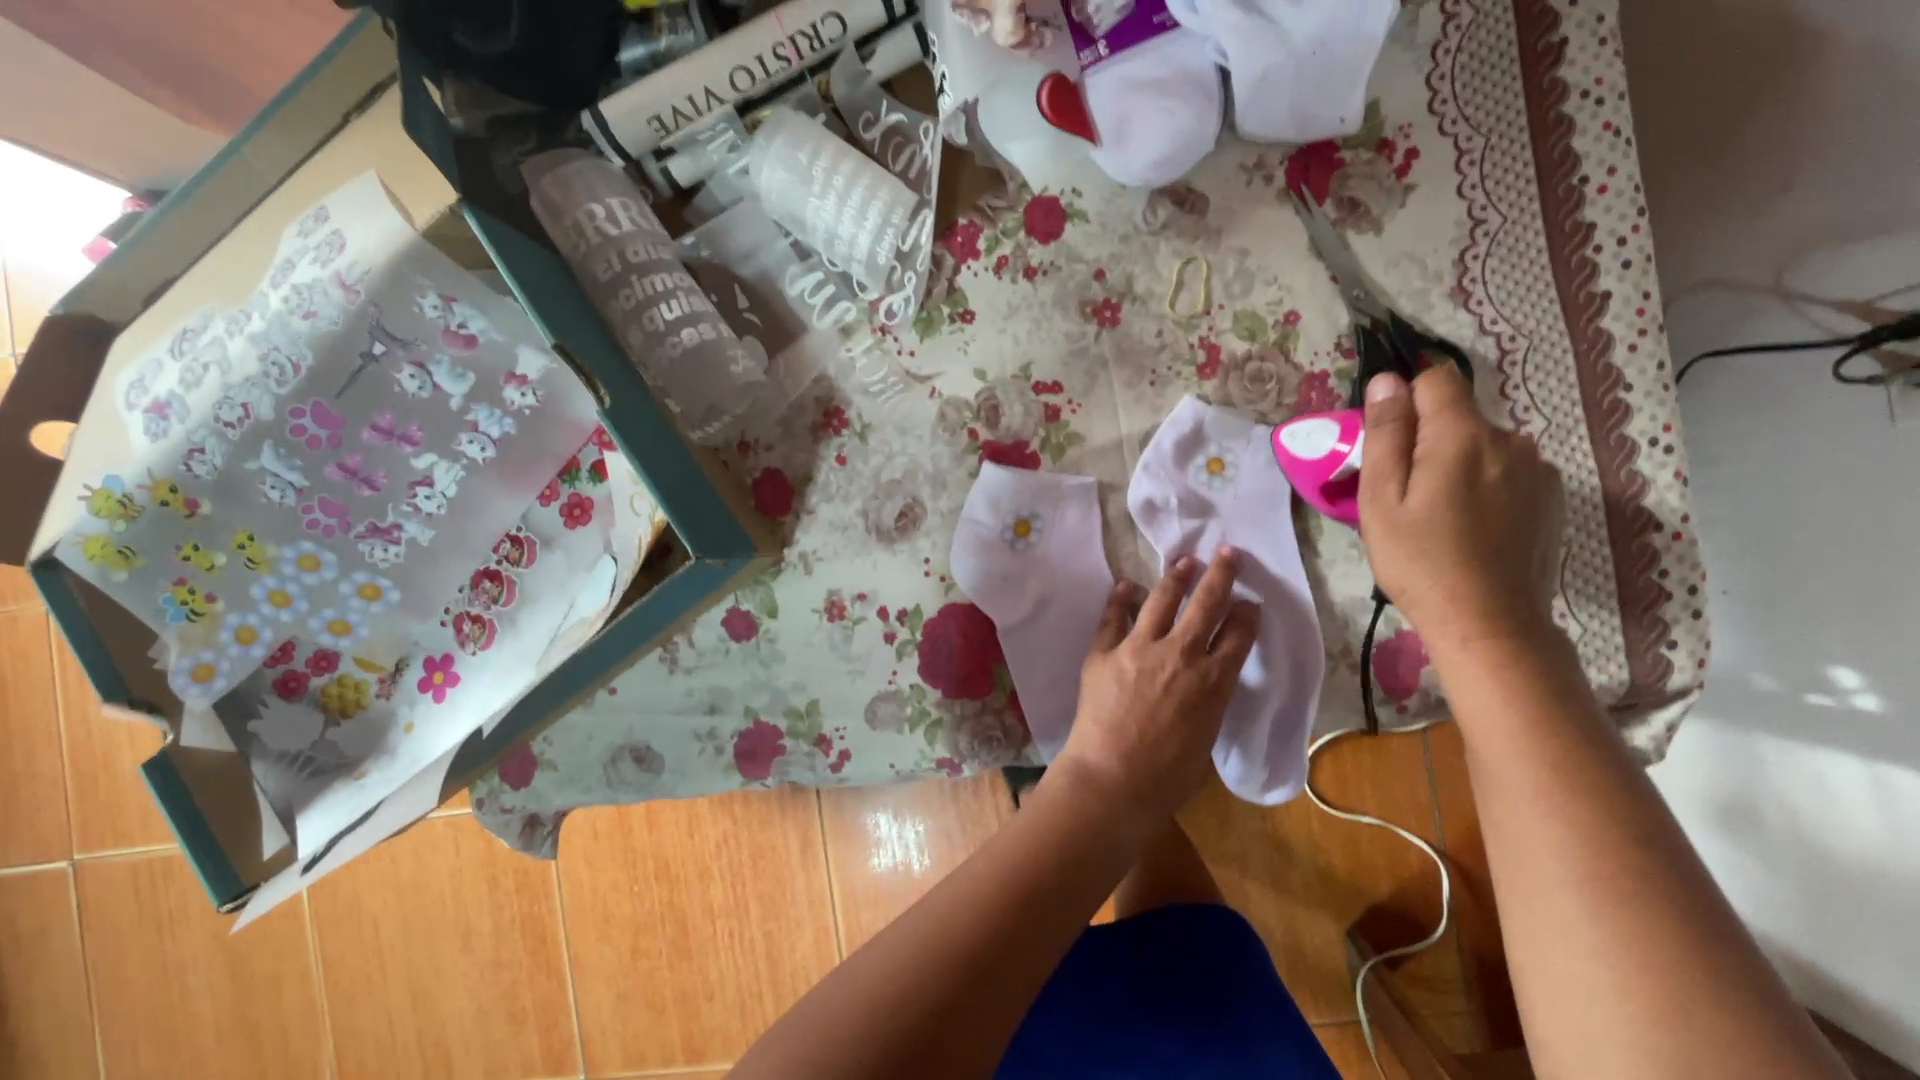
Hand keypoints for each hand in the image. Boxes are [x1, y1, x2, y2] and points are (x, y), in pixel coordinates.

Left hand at [1050, 550, 1258, 824]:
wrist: (1112, 780)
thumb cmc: (1168, 775)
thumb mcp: (1206, 735)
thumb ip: (1207, 699)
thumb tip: (1201, 682)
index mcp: (1213, 680)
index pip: (1239, 633)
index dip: (1247, 613)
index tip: (1250, 601)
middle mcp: (1180, 654)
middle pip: (1207, 603)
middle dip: (1222, 574)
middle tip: (1229, 553)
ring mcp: (1138, 648)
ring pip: (1161, 600)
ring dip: (1176, 577)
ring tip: (1184, 561)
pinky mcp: (1102, 652)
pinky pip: (1112, 618)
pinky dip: (1120, 599)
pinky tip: (1126, 586)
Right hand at [1359, 365, 1564, 657]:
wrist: (1489, 622)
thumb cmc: (1421, 561)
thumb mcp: (1382, 498)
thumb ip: (1386, 433)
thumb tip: (1387, 380)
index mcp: (1463, 435)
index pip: (1436, 378)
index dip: (1407, 396)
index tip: (1388, 436)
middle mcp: (1510, 440)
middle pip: (1459, 416)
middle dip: (1428, 439)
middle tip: (1405, 493)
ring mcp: (1537, 470)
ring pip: (1484, 446)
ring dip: (1458, 464)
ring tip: (1439, 515)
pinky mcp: (1550, 498)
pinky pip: (1507, 472)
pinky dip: (1485, 486)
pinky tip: (1472, 527)